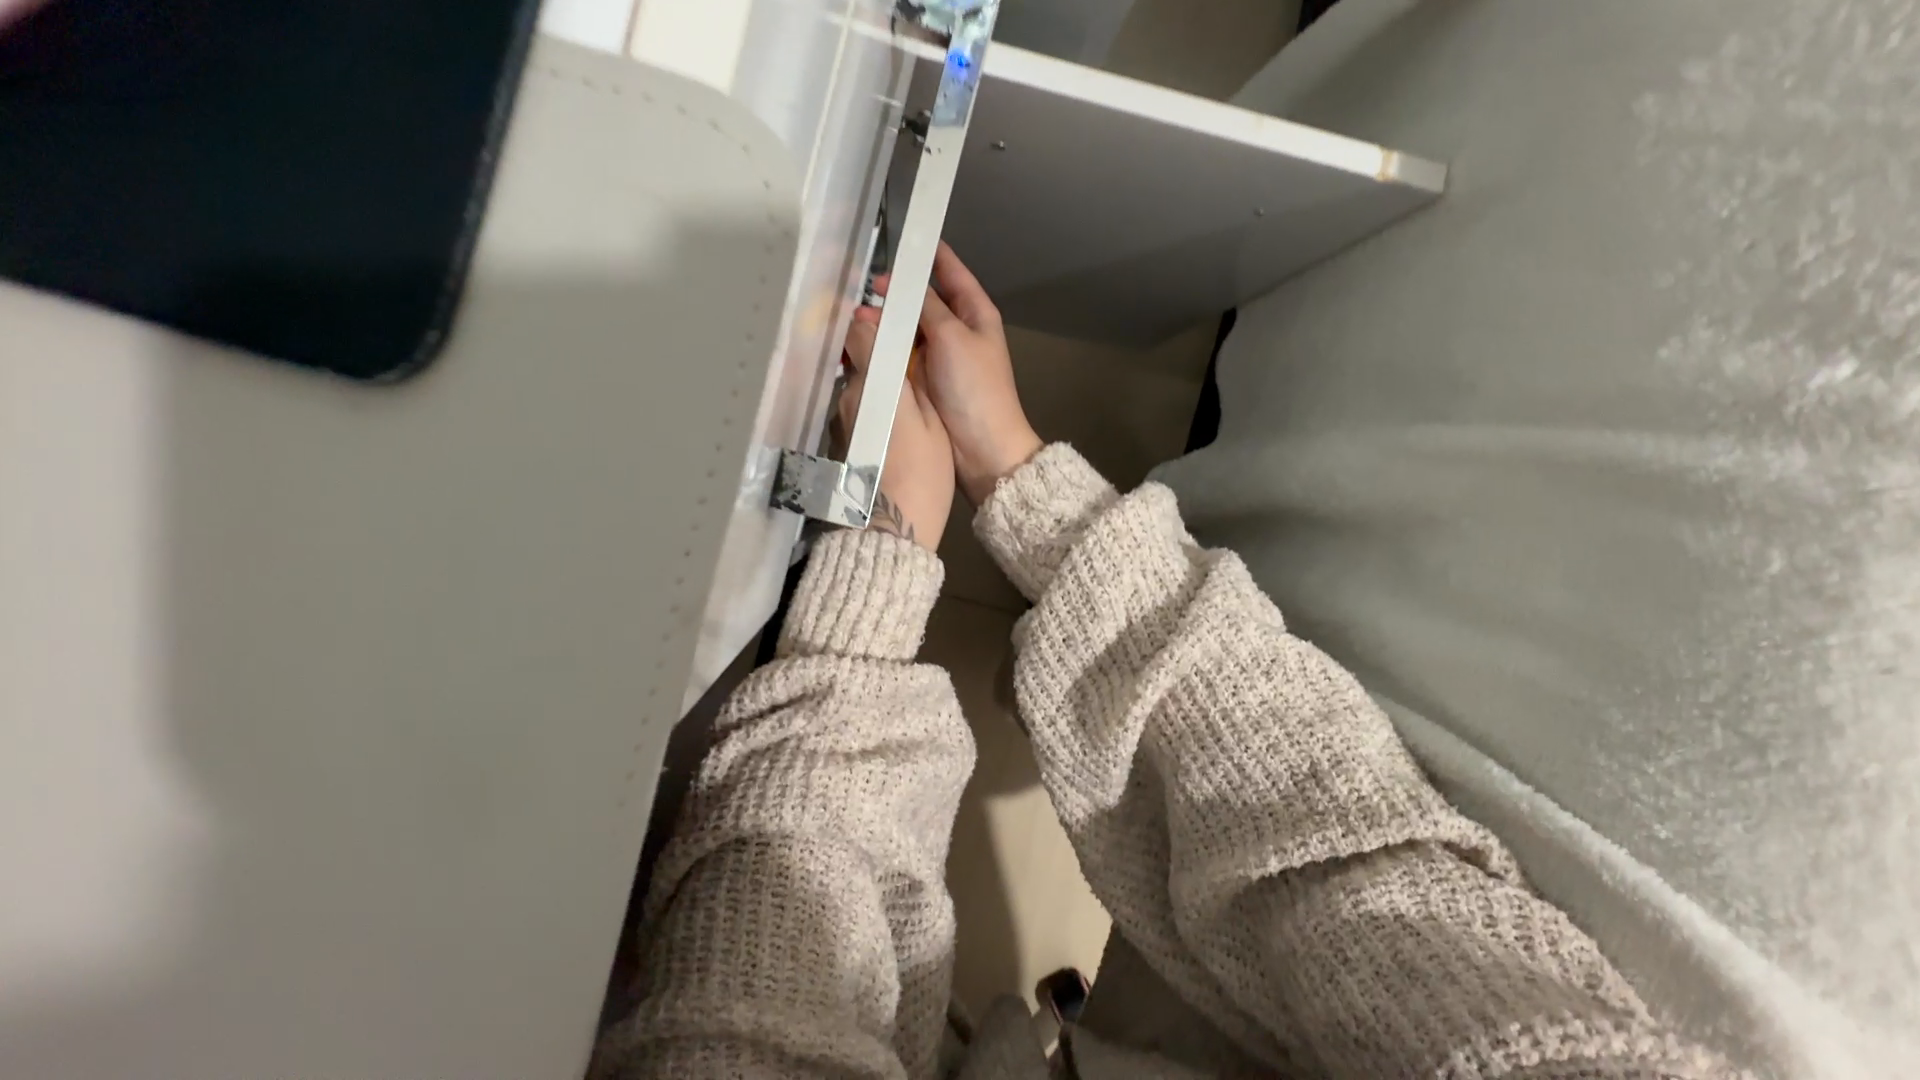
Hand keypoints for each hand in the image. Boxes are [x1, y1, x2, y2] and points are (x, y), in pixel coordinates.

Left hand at [835, 318, 953, 551]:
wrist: (892, 530)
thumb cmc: (922, 473)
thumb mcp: (928, 421)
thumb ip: (907, 378)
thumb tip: (887, 342)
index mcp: (871, 386)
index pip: (860, 333)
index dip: (873, 318)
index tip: (889, 310)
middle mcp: (846, 398)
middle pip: (859, 361)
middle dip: (880, 357)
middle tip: (909, 362)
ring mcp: (839, 423)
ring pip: (857, 389)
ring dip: (876, 387)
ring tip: (904, 399)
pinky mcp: (839, 445)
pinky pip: (855, 413)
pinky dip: (871, 411)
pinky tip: (891, 426)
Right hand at [858, 243, 1042, 505]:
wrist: (981, 449)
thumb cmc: (975, 388)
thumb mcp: (952, 337)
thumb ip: (925, 306)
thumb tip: (897, 282)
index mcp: (974, 312)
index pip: (950, 271)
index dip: (927, 253)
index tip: (900, 235)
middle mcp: (954, 329)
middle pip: (919, 299)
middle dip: (892, 291)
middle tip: (859, 286)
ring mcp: (935, 356)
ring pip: (902, 327)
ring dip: (880, 321)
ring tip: (852, 315)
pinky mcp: (918, 380)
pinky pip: (894, 355)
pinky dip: (877, 347)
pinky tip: (855, 341)